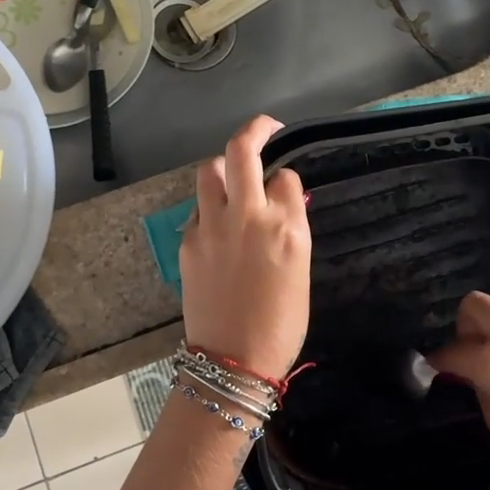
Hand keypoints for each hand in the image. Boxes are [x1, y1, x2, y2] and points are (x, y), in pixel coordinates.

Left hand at [178, 116, 311, 379]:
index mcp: (286, 227)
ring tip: (234, 177)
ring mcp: (213, 226)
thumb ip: (291, 230)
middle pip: (242, 150)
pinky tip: (219, 227)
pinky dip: (210, 208)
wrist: (233, 361)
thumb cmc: (281, 326)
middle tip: (265, 128)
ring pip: (211, 170)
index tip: (286, 190)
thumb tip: (285, 205)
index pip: (286, 178)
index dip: (287, 182)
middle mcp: (247, 216)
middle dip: (255, 129)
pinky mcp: (189, 241)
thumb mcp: (301, 272)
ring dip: (224, 166)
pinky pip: (198, 208)